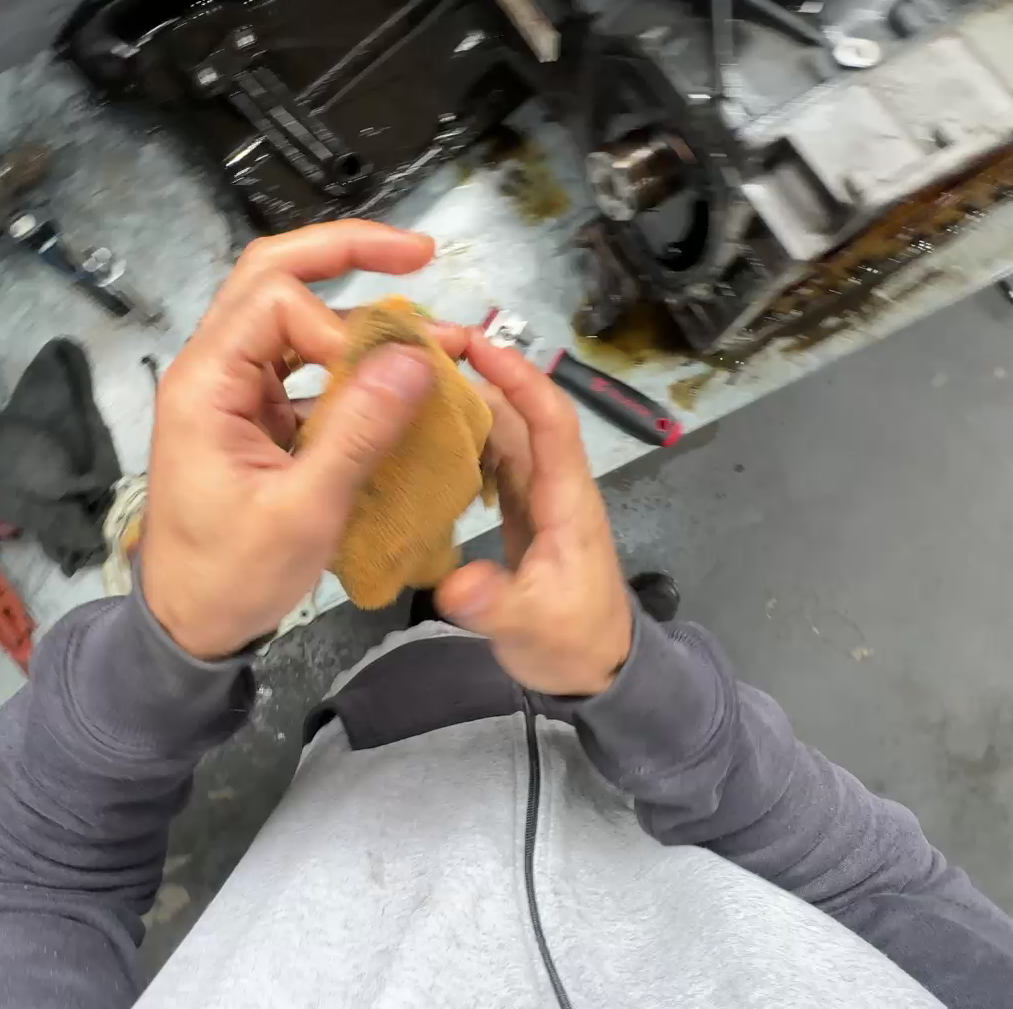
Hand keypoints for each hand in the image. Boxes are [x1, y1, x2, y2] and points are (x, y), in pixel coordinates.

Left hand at [141, 221, 465, 659]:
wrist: (192, 623)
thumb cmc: (233, 575)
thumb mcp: (303, 510)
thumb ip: (358, 430)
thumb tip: (416, 358)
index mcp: (207, 383)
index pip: (276, 301)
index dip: (338, 327)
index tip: (379, 382)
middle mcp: (214, 370)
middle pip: (273, 276)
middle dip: (346, 253)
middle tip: (418, 253)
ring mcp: (232, 391)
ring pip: (290, 315)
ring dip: (355, 308)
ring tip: (424, 314)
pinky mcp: (252, 415)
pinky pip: (302, 366)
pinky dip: (350, 361)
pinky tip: (395, 374)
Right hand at [436, 334, 633, 695]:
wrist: (598, 668)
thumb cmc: (575, 643)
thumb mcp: (534, 628)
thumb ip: (497, 604)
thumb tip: (455, 583)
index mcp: (567, 500)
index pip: (551, 420)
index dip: (518, 377)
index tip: (476, 344)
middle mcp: (555, 485)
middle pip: (521, 415)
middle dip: (480, 378)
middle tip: (422, 358)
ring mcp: (539, 496)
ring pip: (506, 433)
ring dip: (468, 405)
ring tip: (414, 389)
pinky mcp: (523, 510)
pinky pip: (493, 460)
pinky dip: (464, 440)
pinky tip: (427, 440)